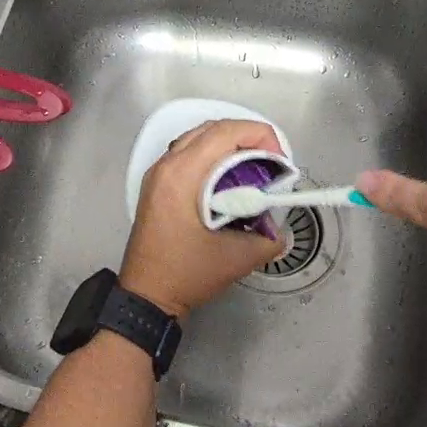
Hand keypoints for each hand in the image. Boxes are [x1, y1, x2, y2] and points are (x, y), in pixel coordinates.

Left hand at [120, 120, 286, 320]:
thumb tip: (281, 231)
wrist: (146, 296)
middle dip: (247, 139)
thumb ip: (268, 240)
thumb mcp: (236, 258)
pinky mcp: (157, 186)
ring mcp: (158, 174)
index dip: (259, 136)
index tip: (280, 160)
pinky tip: (230, 182)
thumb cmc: (185, 274)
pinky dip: (213, 158)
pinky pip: (188, 155)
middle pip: (211, 130)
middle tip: (272, 163)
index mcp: (181, 174)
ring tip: (255, 170)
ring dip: (229, 147)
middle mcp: (166, 166)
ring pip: (198, 139)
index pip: (224, 133)